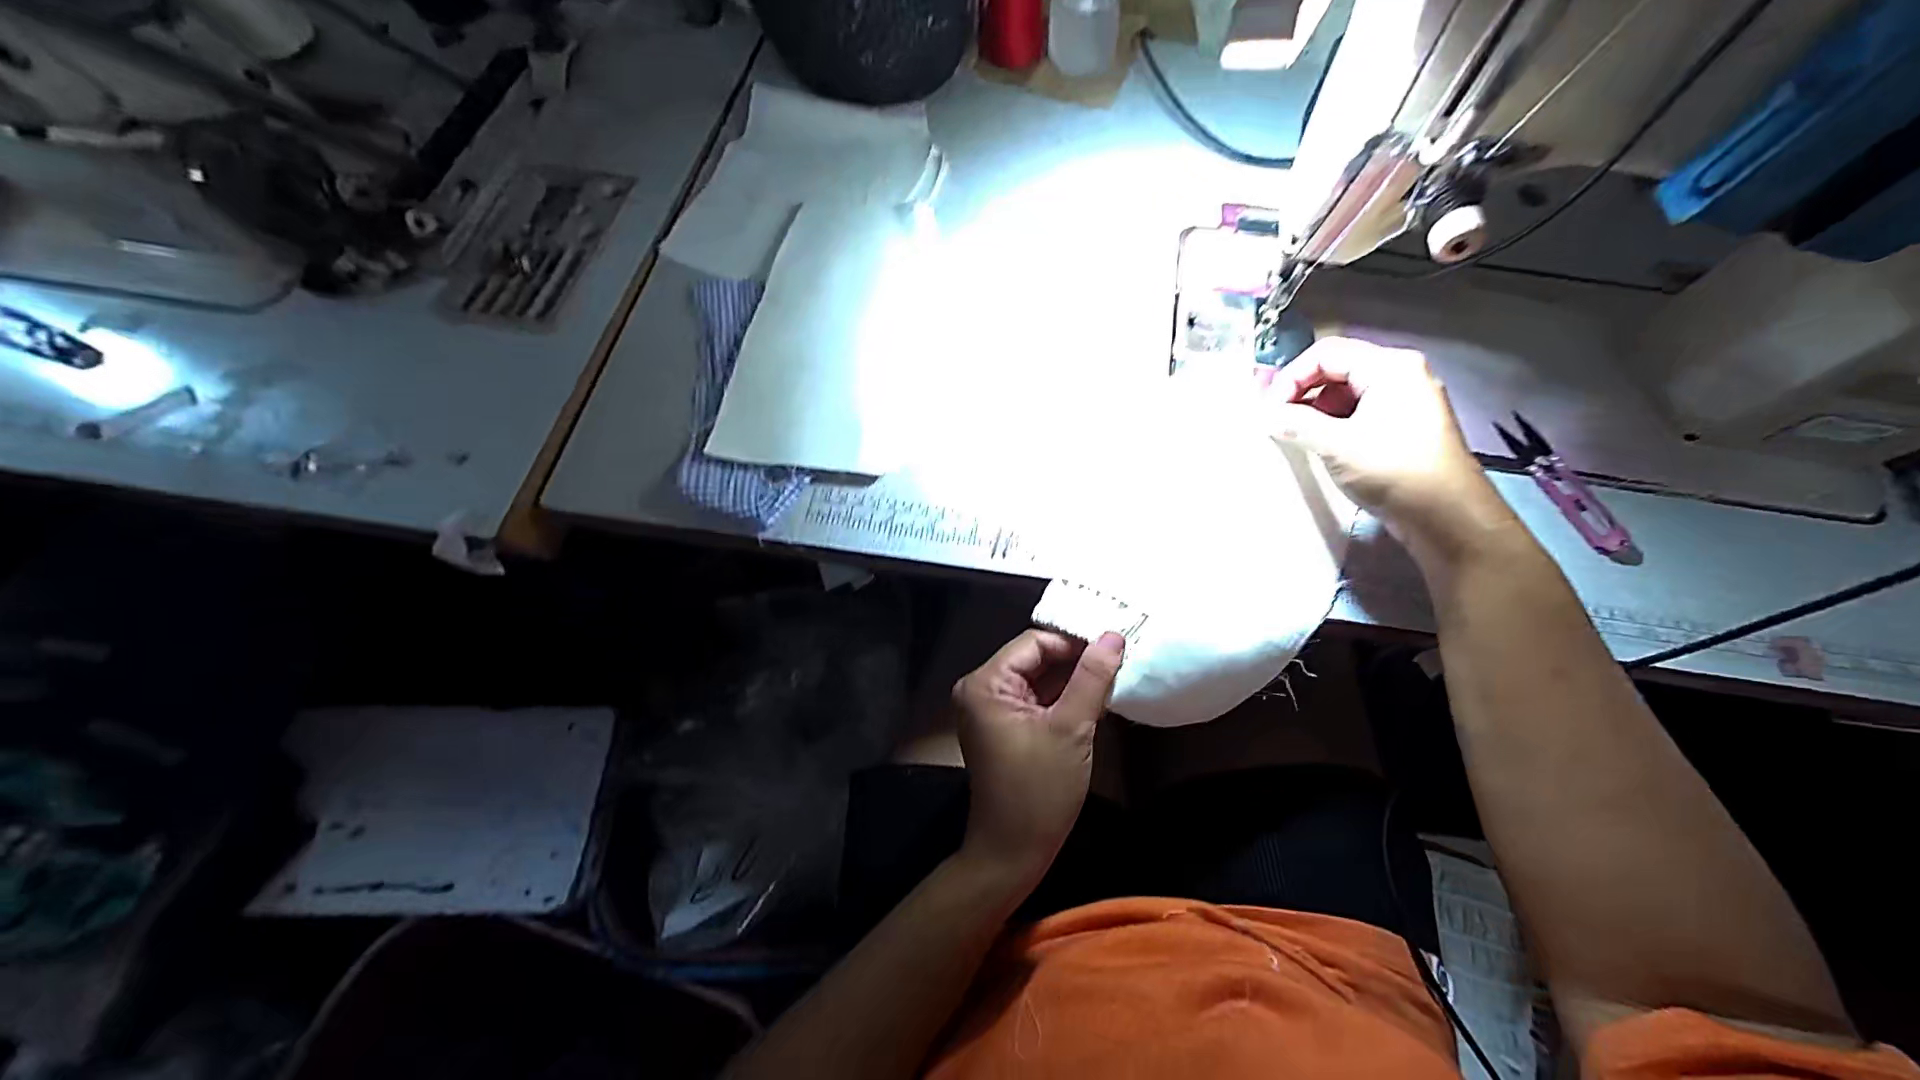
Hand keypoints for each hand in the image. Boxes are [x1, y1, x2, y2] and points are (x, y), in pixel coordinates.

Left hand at [950, 629, 1123, 883]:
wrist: (1013, 852)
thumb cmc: (1040, 790)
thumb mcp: (1071, 728)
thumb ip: (1092, 678)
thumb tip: (1114, 635)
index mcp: (985, 683)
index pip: (1035, 642)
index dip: (1075, 642)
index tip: (1115, 646)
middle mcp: (981, 688)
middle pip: (1036, 658)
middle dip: (1076, 661)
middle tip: (1120, 661)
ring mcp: (990, 708)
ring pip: (1039, 679)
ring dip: (1073, 680)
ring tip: (1113, 679)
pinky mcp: (1003, 726)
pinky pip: (1036, 699)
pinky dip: (1063, 699)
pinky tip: (1094, 701)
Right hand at [1263, 337, 1518, 565]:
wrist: (1446, 516)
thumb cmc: (1393, 471)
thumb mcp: (1336, 445)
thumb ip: (1296, 423)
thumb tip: (1268, 415)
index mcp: (1390, 367)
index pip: (1326, 353)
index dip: (1291, 377)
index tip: (1270, 409)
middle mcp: (1402, 374)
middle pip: (1337, 368)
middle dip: (1303, 392)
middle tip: (1278, 420)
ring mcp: (1408, 399)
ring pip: (1347, 391)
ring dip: (1317, 409)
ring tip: (1298, 435)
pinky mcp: (1406, 424)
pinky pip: (1361, 410)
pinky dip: (1336, 422)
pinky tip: (1323, 444)